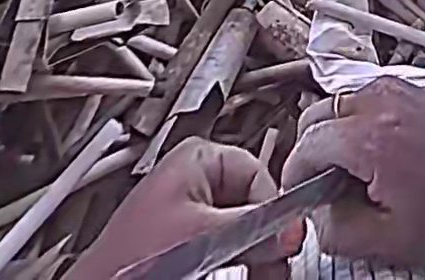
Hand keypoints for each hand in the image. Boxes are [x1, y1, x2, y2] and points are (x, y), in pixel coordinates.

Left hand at [66, 138, 301, 279]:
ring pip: (242, 234)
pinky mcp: (184, 245)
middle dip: (264, 239)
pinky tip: (238, 274)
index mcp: (198, 157)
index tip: (283, 243)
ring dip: (254, 259)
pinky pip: (225, 251)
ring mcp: (190, 214)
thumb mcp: (203, 234)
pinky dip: (237, 265)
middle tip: (269, 269)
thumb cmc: (132, 260)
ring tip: (254, 274)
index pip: (259, 173)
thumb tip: (292, 227)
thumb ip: (251, 226)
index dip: (274, 211)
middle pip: (253, 206)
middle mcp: (196, 179)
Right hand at [281, 79, 424, 266]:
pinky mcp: (396, 83)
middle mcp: (373, 102)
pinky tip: (369, 145)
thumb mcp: (391, 239)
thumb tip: (314, 214)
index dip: (295, 169)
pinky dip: (352, 117)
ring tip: (348, 163)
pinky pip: (356, 96)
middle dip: (310, 148)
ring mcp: (385, 87)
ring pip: (333, 102)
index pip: (309, 143)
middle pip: (315, 115)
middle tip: (320, 178)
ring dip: (331, 130)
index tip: (296, 189)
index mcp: (368, 139)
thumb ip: (340, 230)